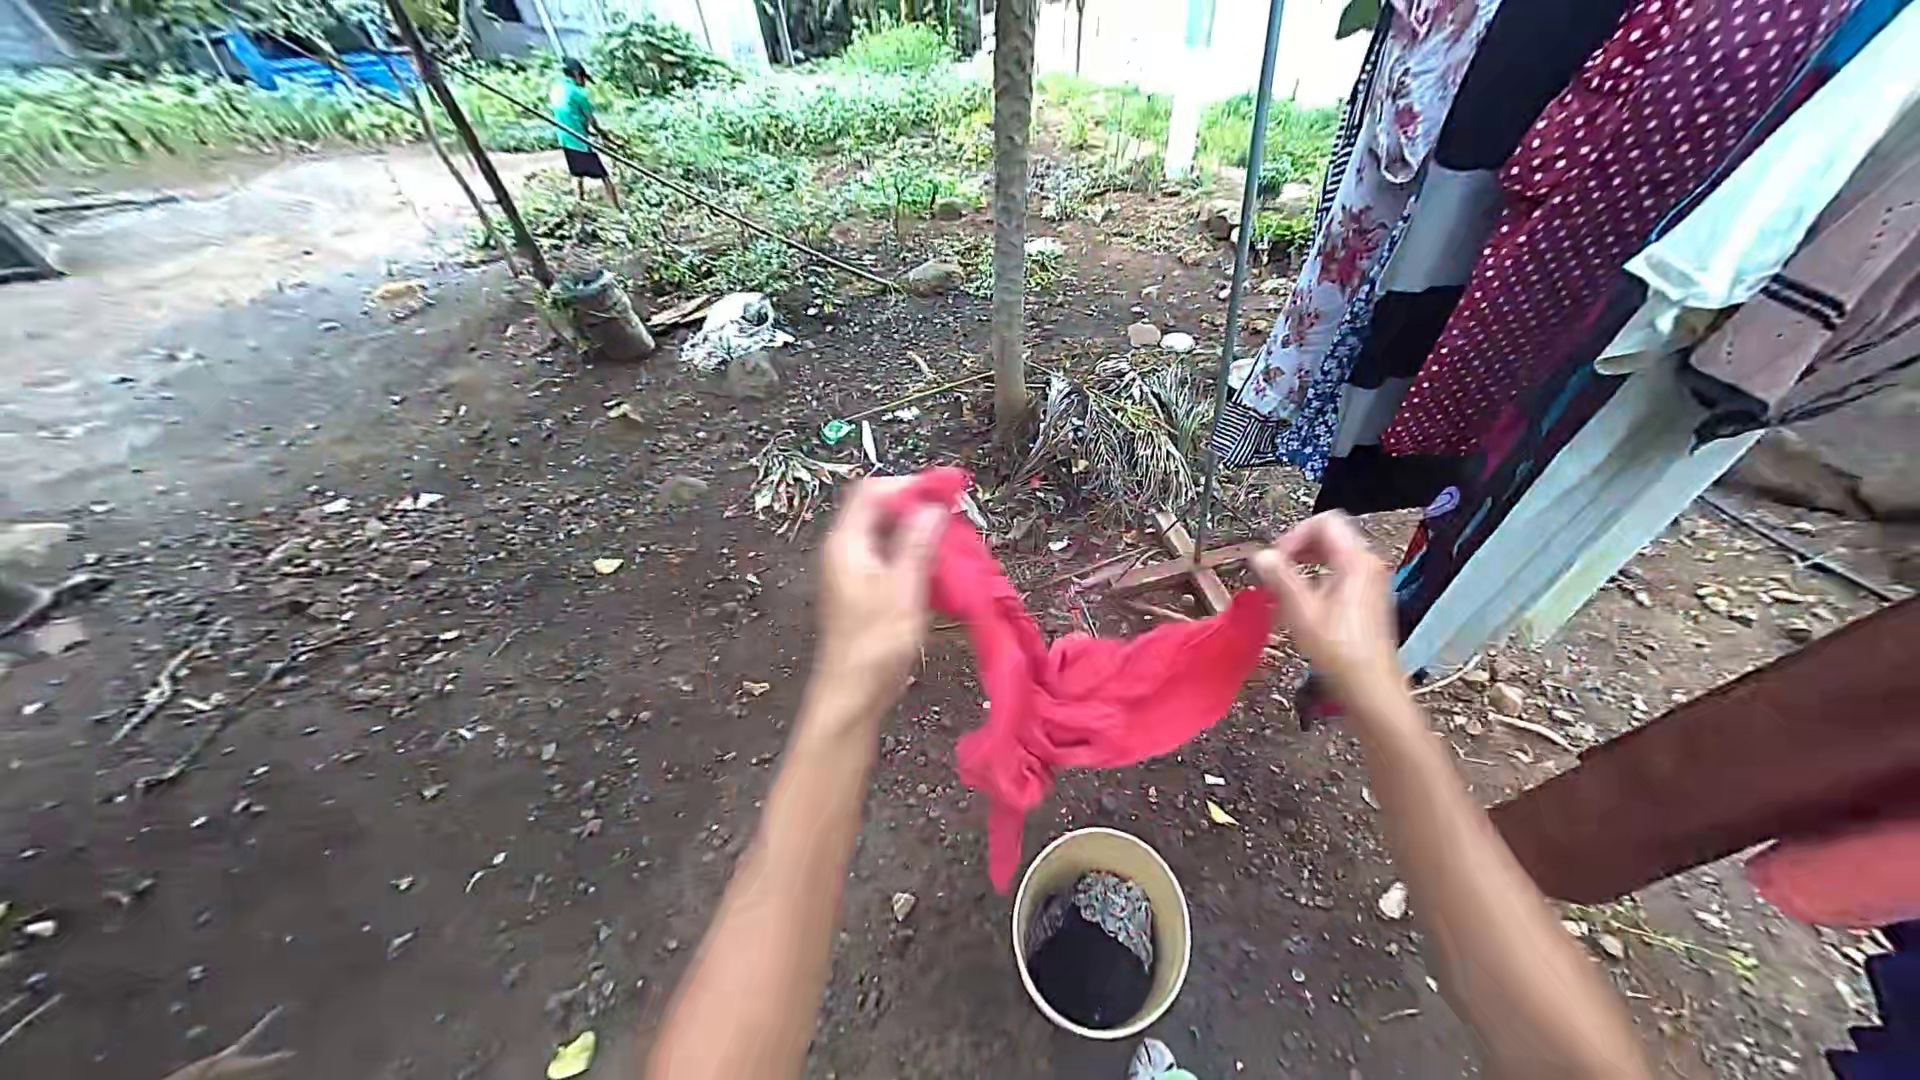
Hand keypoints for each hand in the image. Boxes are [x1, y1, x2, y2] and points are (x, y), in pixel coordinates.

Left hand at [810, 478, 948, 720]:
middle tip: (955, 518)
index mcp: (847, 543)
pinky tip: (938, 569)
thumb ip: (917, 542)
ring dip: (920, 534)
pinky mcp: (864, 591)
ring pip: (888, 536)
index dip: (909, 485)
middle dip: (918, 509)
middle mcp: (845, 551)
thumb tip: (933, 506)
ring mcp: (853, 571)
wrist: (852, 695)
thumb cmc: (875, 644)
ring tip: (953, 543)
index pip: (872, 491)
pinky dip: (915, 556)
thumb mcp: (903, 588)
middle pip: (880, 511)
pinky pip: (891, 559)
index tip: (947, 492)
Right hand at [1252, 512, 1403, 712]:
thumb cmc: (1337, 650)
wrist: (1369, 686)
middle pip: (1329, 535)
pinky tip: (1299, 601)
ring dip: (1303, 563)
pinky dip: (1315, 577)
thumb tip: (1261, 556)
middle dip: (1297, 547)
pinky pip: (1338, 572)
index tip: (1275, 558)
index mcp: (1356, 561)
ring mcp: (1370, 582)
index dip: (1295, 534)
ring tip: (1281, 585)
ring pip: (1332, 554)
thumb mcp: (1301, 611)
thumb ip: (1280, 577)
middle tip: (1274, 569)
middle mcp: (1368, 566)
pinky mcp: (1366, 598)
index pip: (1325, 523)